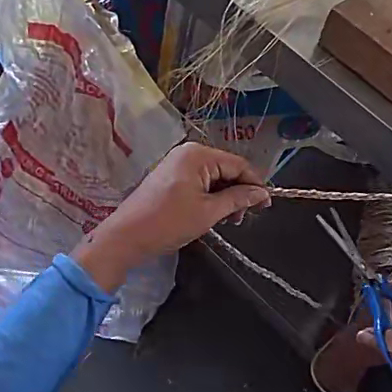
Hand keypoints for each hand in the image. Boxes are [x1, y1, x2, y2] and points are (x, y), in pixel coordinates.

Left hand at [72, 143, 269, 292]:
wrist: (125, 238)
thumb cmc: (168, 223)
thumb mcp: (209, 212)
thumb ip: (239, 199)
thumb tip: (262, 194)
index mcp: (198, 155)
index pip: (239, 164)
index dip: (255, 184)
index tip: (266, 205)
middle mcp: (188, 153)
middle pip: (226, 169)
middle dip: (239, 192)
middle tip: (245, 217)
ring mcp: (177, 164)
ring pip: (214, 177)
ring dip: (225, 196)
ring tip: (229, 219)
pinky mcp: (170, 176)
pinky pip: (199, 181)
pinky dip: (210, 196)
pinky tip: (213, 214)